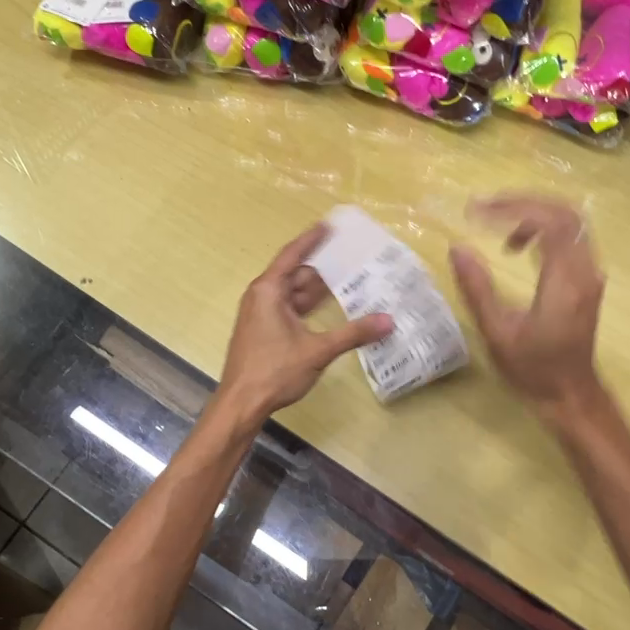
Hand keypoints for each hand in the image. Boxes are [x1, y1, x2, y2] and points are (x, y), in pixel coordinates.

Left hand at [218, 224, 394, 422]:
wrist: (241, 403)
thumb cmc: (274, 371)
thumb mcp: (317, 351)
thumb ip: (353, 334)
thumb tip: (388, 321)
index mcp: (269, 291)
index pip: (292, 255)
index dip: (312, 239)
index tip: (329, 225)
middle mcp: (261, 297)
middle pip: (296, 275)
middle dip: (322, 268)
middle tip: (352, 258)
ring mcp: (260, 315)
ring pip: (293, 294)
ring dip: (317, 291)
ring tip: (349, 281)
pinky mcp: (263, 331)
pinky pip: (289, 309)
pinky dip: (308, 307)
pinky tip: (330, 310)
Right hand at [450, 195, 606, 417]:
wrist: (570, 395)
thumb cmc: (532, 369)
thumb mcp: (497, 332)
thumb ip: (477, 288)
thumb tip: (457, 249)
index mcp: (564, 282)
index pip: (549, 222)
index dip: (513, 208)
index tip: (475, 213)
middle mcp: (585, 271)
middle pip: (564, 213)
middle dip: (523, 203)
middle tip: (485, 209)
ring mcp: (590, 274)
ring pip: (571, 222)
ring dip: (533, 214)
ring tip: (496, 226)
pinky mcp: (587, 280)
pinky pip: (571, 237)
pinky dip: (543, 229)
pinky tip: (517, 244)